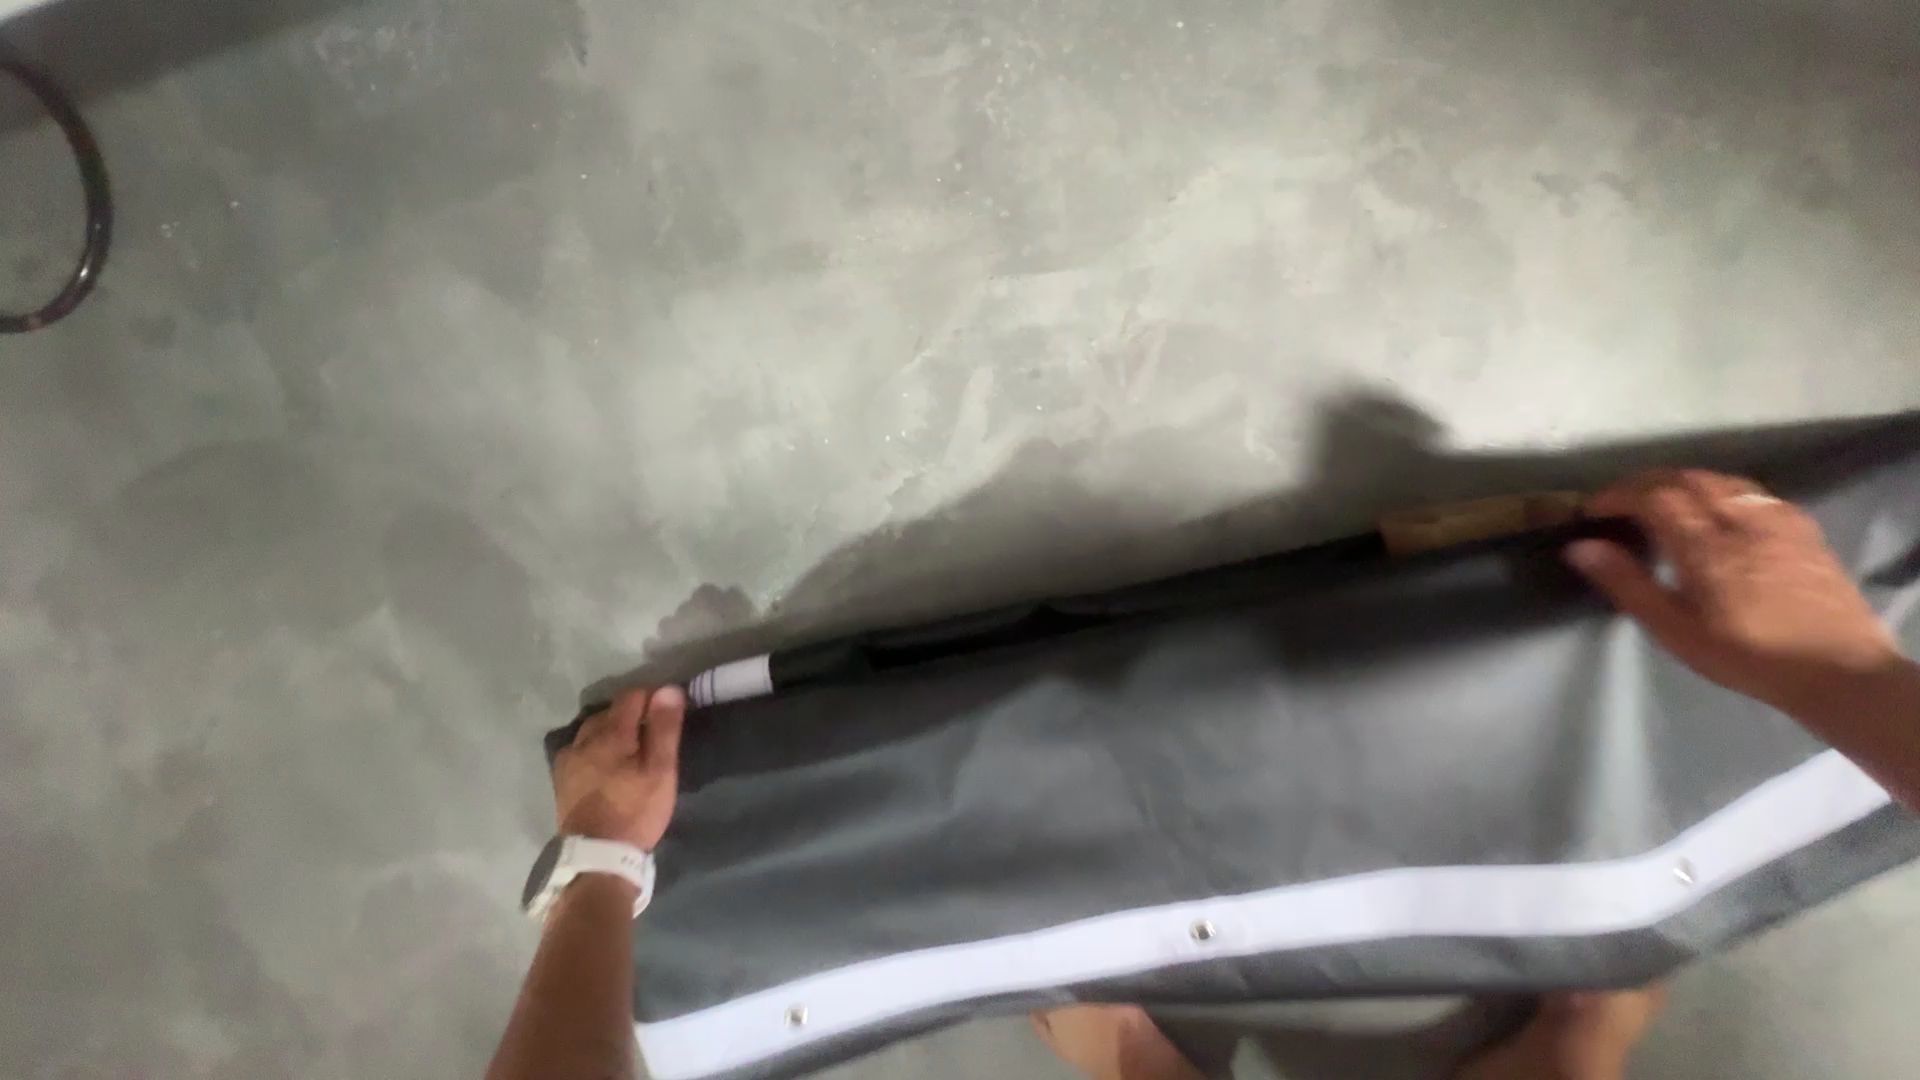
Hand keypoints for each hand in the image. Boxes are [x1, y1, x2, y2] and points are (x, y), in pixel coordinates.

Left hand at [552, 685, 685, 850]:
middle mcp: (582, 739)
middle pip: (611, 711)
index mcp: (609, 734)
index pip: (632, 695)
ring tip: (633, 751)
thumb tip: (669, 689)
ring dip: (614, 731)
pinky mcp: (561, 779)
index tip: (670, 714)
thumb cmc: (636, 811)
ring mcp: (567, 759)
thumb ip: (664, 727)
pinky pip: (581, 748)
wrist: (597, 859)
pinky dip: (597, 748)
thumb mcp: (660, 770)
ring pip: (593, 729)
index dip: (654, 698)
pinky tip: (608, 766)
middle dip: (634, 715)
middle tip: (655, 736)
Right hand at [1565, 469, 1902, 716]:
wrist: (1840, 672)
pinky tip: (1713, 510)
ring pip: (1723, 481)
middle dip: (1644, 483)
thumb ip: (1626, 582)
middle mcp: (1744, 524)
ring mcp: (1780, 524)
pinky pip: (1755, 493)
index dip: (1616, 496)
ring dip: (1682, 482)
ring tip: (1659, 500)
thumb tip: (1580, 547)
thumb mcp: (1671, 627)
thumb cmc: (1743, 654)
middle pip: (1688, 480)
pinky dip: (1721, 491)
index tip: (1590, 510)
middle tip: (1617, 501)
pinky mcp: (1803, 532)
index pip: (1654, 497)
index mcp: (1707, 547)